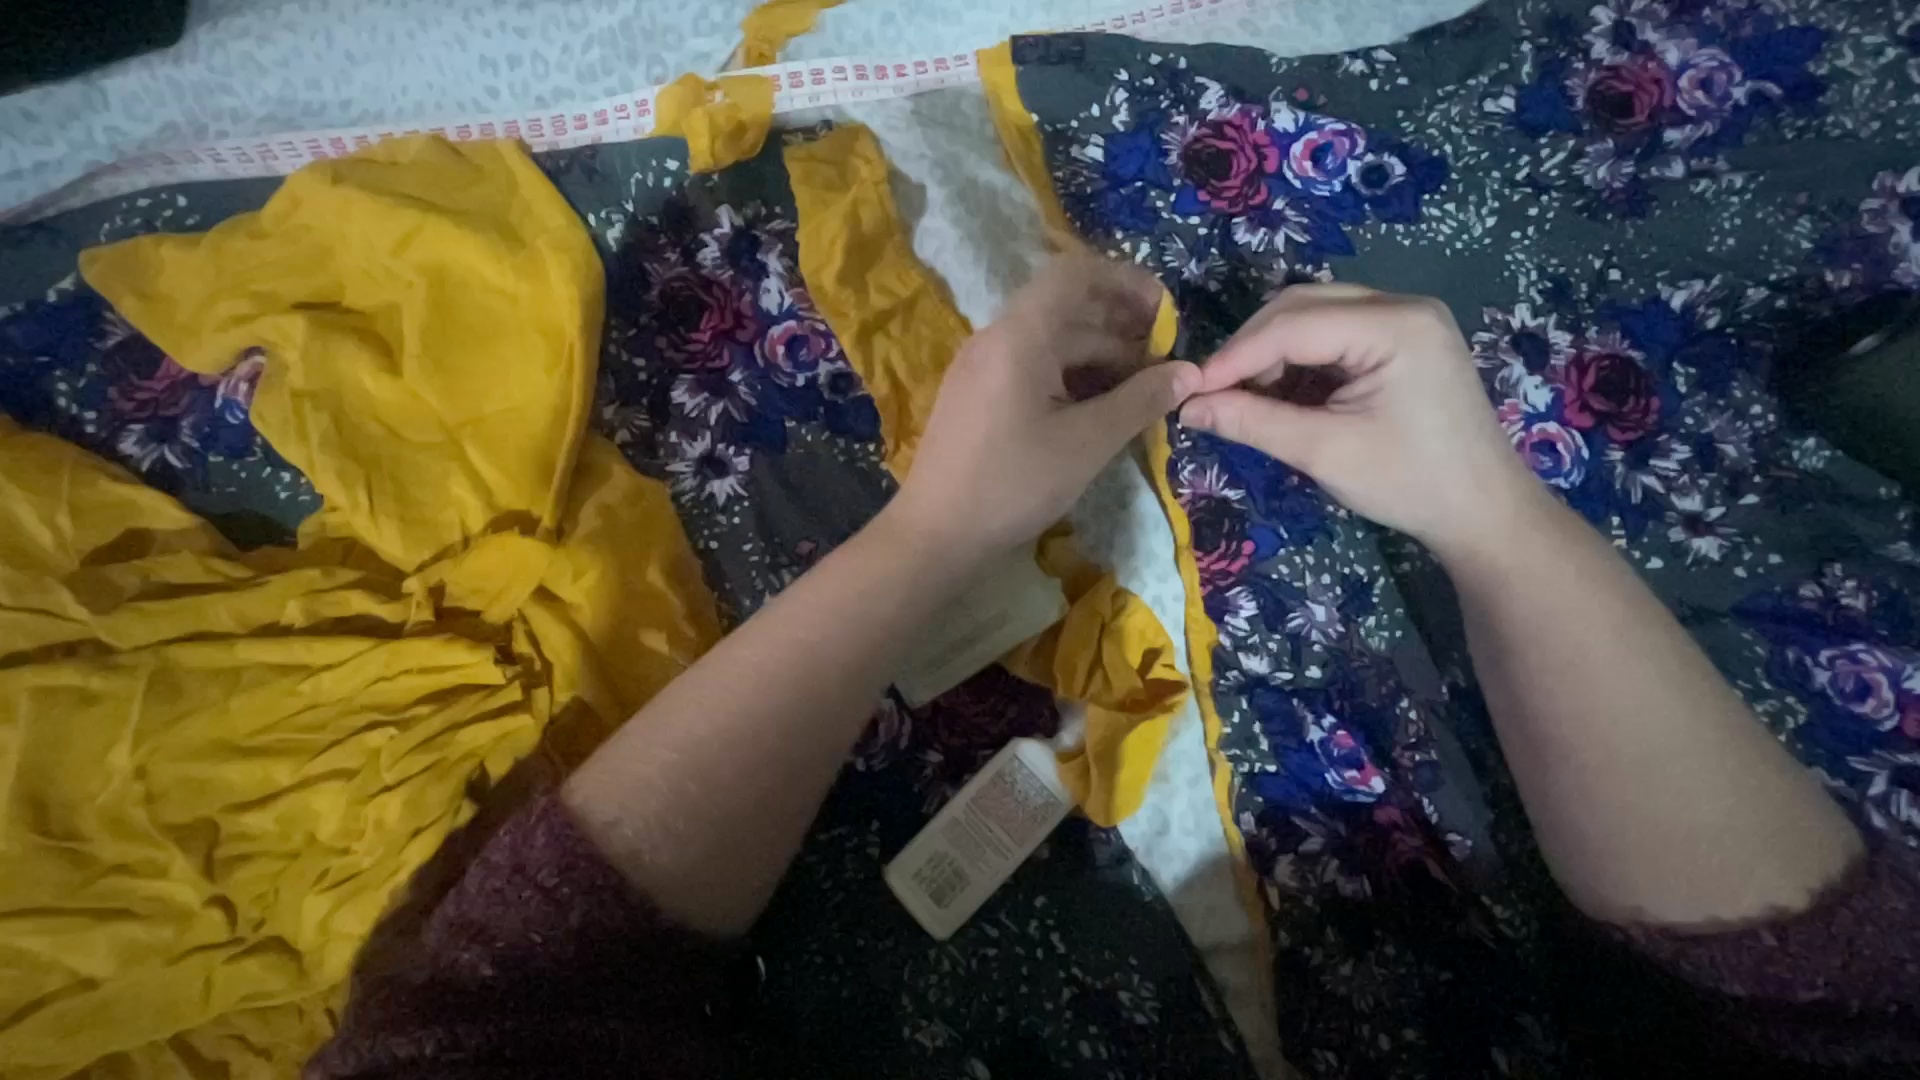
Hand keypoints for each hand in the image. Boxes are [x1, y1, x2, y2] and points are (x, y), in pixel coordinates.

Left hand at [890, 255, 1200, 557]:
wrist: (936, 535)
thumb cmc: (1012, 484)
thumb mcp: (1086, 444)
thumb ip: (1139, 402)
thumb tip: (1188, 373)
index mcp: (1018, 336)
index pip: (1074, 275)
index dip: (1125, 283)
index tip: (1163, 315)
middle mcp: (995, 340)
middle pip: (1065, 312)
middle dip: (1119, 332)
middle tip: (1162, 366)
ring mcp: (980, 370)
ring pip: (1049, 346)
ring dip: (1097, 361)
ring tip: (1138, 396)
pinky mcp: (976, 399)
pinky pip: (1029, 371)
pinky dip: (1068, 381)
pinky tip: (1096, 413)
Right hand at [1177, 284, 1546, 554]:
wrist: (1481, 511)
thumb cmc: (1408, 483)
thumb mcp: (1322, 452)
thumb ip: (1251, 422)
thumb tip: (1185, 408)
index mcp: (1394, 325)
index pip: (1292, 324)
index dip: (1234, 356)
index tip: (1189, 390)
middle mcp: (1400, 306)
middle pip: (1300, 306)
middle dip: (1250, 349)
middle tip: (1213, 394)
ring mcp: (1403, 321)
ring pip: (1311, 316)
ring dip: (1270, 353)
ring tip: (1245, 398)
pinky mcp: (1398, 342)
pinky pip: (1330, 335)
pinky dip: (1295, 361)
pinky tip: (1279, 394)